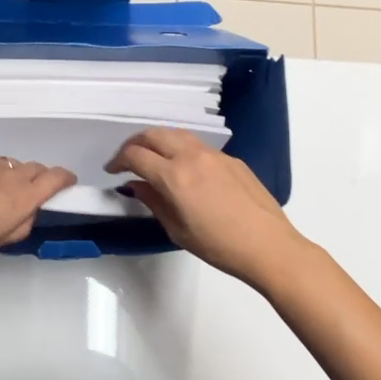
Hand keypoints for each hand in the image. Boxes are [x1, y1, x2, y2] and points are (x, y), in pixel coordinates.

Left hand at [0, 159, 76, 271]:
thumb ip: (21, 224)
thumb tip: (27, 212)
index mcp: (21, 196)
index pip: (55, 177)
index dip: (65, 179)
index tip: (67, 184)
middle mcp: (6, 174)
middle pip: (33, 168)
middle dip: (38, 178)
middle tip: (32, 193)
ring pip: (6, 165)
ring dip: (10, 176)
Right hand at [107, 128, 313, 286]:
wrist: (268, 245)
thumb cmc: (218, 246)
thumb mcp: (177, 230)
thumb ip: (153, 201)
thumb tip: (137, 185)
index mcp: (174, 176)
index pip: (135, 155)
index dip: (118, 160)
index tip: (112, 171)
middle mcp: (191, 157)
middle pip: (153, 134)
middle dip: (134, 143)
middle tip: (127, 159)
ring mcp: (214, 155)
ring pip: (177, 133)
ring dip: (158, 140)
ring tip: (153, 157)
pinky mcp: (231, 159)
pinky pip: (198, 145)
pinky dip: (182, 149)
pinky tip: (185, 169)